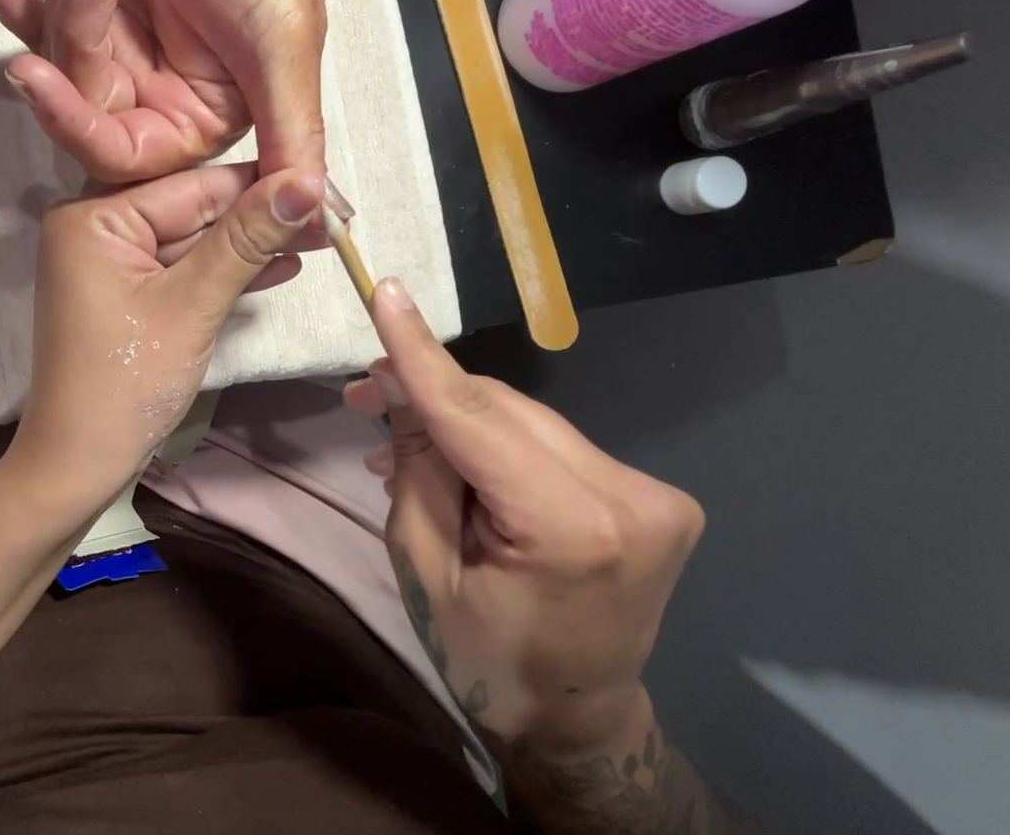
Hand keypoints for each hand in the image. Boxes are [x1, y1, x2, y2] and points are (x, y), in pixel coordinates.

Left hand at [0, 0, 346, 180]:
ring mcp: (119, 59)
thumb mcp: (283, 49)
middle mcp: (153, 102)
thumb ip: (289, 135)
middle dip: (77, 30)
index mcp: (194, 125)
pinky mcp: (95, 20)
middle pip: (80, 97)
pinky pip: (44, 23)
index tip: (31, 74)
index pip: (118, 153)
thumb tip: (316, 216)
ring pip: (60, 54)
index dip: (71, 121)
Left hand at [11, 164, 323, 483]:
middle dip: (262, 214)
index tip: (329, 183)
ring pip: (194, 239)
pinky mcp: (126, 290)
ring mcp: (109, 260)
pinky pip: (182, 268)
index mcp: (93, 216)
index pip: (193, 185)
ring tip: (323, 239)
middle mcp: (95, 225)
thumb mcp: (191, 305)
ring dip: (253, 244)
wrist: (79, 462)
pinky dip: (226, 271)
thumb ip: (247, 240)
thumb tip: (309, 181)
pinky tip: (283, 266)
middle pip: (193, 207)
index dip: (266, 183)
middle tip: (336, 214)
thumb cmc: (125, 383)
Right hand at [345, 278, 705, 757]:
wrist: (576, 715)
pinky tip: (452, 461)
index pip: (477, 417)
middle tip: (360, 394)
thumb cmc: (484, 655)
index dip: (421, 354)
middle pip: (502, 410)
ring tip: (394, 441)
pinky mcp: (647, 492)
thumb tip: (398, 387)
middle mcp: (629, 496)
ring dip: (456, 419)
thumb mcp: (423, 566)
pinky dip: (492, 442)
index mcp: (572, 527)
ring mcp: (649, 492)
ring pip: (523, 420)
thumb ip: (415, 468)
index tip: (387, 293)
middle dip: (427, 394)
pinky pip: (546, 442)